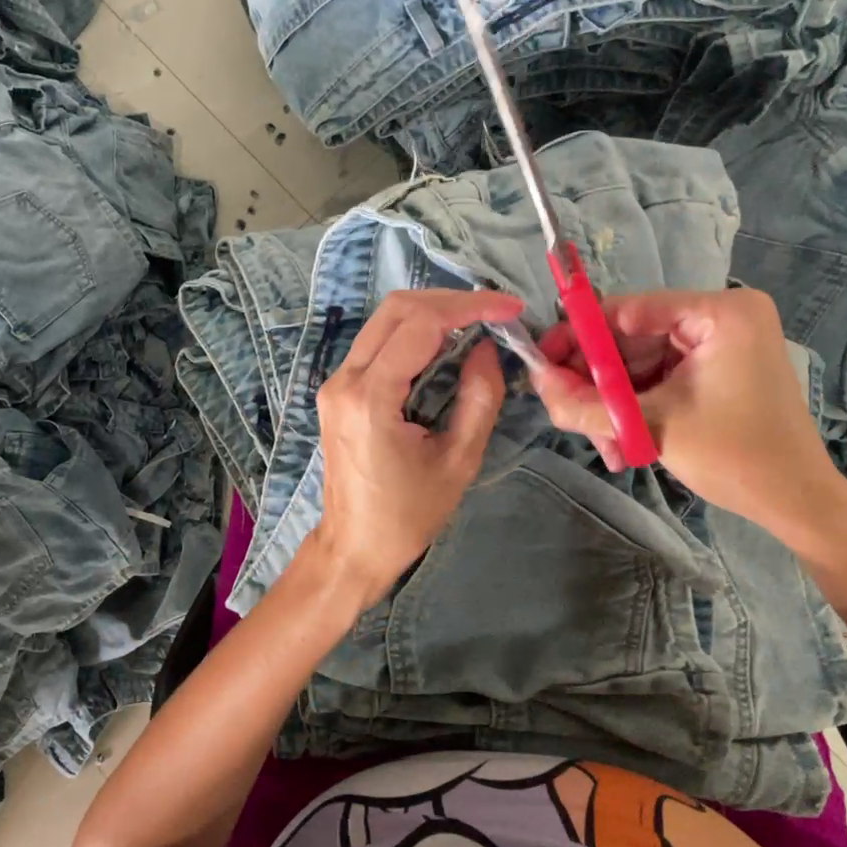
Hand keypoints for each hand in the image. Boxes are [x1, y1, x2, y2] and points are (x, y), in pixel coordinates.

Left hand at [309, 289, 521, 608]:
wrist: (354, 545)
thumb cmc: (408, 514)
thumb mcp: (458, 460)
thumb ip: (478, 398)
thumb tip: (488, 348)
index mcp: (370, 398)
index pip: (420, 324)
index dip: (469, 307)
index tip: (511, 309)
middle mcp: (344, 381)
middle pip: (395, 310)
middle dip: (450, 301)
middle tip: (495, 311)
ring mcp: (334, 384)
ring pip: (382, 322)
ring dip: (431, 314)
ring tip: (478, 324)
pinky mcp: (336, 391)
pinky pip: (376, 344)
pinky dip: (412, 335)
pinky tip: (445, 346)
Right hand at [529, 289, 846, 533]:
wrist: (795, 502)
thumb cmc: (734, 455)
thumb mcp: (649, 425)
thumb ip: (584, 402)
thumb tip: (535, 381)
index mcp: (719, 313)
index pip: (626, 309)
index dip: (577, 335)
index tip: (541, 363)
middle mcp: (720, 317)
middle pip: (629, 337)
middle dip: (593, 379)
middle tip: (562, 408)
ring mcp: (718, 344)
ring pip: (636, 362)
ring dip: (609, 400)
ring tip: (597, 440)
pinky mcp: (714, 370)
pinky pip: (656, 378)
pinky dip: (632, 406)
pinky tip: (618, 441)